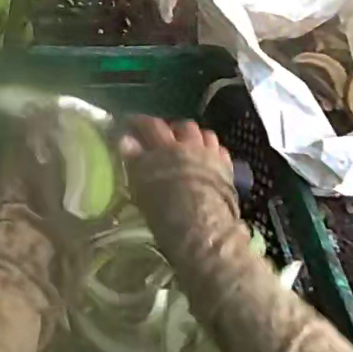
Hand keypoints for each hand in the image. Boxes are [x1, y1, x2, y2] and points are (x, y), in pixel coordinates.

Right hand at [119, 117, 238, 243]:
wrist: (202, 230)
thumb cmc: (166, 211)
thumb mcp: (142, 186)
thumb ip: (135, 161)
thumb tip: (126, 140)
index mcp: (167, 148)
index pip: (151, 125)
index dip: (140, 121)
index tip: (131, 122)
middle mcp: (190, 146)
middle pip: (181, 126)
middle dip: (172, 127)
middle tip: (164, 137)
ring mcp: (211, 155)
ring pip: (204, 134)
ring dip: (194, 137)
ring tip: (188, 145)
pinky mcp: (226, 168)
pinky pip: (219, 149)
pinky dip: (211, 149)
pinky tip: (207, 157)